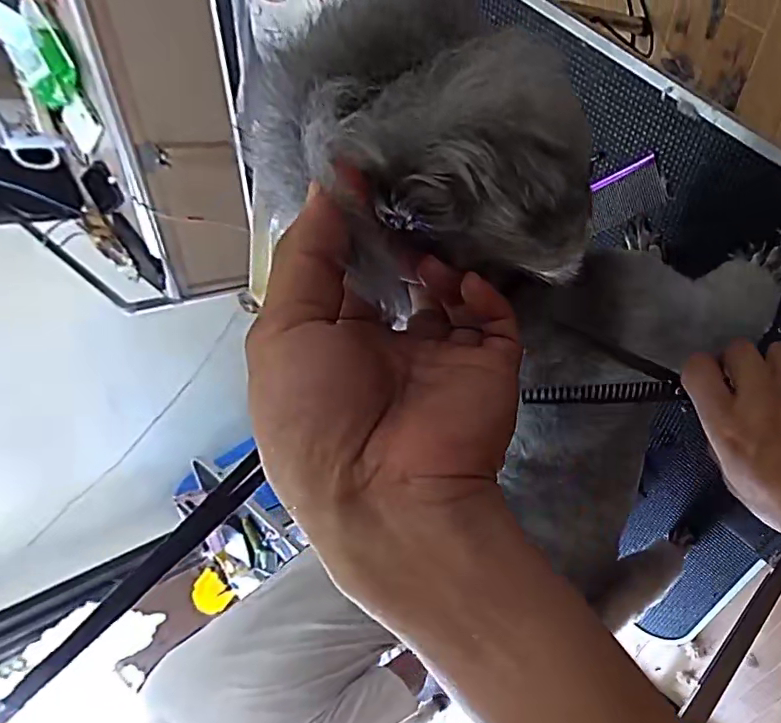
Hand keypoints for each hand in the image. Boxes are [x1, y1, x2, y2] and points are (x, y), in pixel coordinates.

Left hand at [246, 187, 526, 607]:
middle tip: (397, 207)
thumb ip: (310, 258)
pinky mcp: (492, 368)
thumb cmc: (317, 411)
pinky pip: (495, 322)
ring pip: (452, 297)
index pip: (349, 276)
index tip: (354, 179)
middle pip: (404, 280)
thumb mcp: (284, 328)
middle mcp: (395, 347)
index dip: (349, 229)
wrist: (388, 486)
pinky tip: (463, 285)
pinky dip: (484, 295)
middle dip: (398, 242)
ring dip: (439, 266)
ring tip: (426, 257)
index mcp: (338, 342)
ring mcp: (448, 359)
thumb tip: (330, 194)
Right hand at [682, 340, 780, 551]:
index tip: (709, 381)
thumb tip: (719, 422)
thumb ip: (723, 443)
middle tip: (747, 388)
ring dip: (773, 368)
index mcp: (732, 428)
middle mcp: (763, 399)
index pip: (698, 369)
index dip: (701, 373)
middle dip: (738, 365)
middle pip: (737, 348)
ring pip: (776, 350)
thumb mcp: (739, 485)